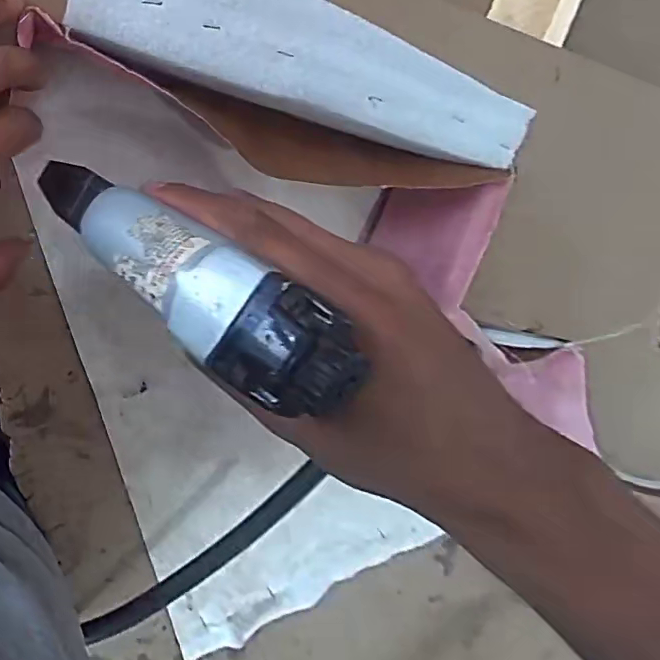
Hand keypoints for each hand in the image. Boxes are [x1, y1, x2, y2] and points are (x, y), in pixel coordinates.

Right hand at [146, 184, 563, 519]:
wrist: (499, 464)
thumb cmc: (409, 455)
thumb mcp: (315, 432)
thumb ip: (247, 385)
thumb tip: (193, 342)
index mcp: (357, 300)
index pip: (266, 237)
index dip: (207, 210)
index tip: (160, 195)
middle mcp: (370, 268)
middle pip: (278, 218)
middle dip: (216, 204)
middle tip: (165, 205)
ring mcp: (384, 269)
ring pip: (298, 225)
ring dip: (242, 218)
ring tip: (194, 224)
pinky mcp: (389, 279)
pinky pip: (318, 244)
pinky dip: (273, 238)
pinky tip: (248, 253)